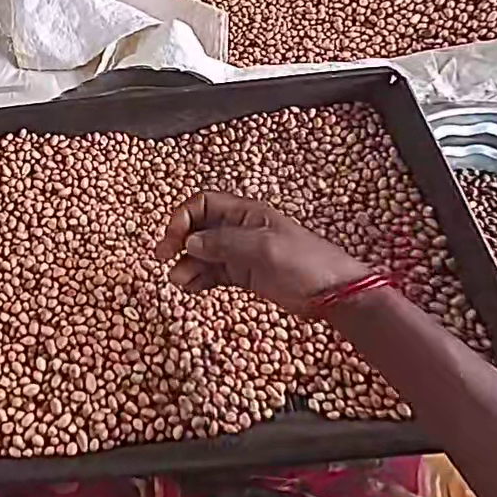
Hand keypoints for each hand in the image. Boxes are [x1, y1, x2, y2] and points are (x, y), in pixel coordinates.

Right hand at [154, 191, 371, 314]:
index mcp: (245, 213)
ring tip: (178, 281)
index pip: (203, 204)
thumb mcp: (261, 248)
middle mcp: (239, 229)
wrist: (332, 292)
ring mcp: (241, 253)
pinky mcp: (244, 274)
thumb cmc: (303, 262)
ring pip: (203, 253)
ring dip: (187, 264)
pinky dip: (199, 278)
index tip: (174, 239)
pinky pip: (213, 272)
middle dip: (179, 240)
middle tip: (163, 258)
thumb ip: (223, 243)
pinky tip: (190, 287)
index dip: (183, 218)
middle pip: (198, 228)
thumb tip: (190, 242)